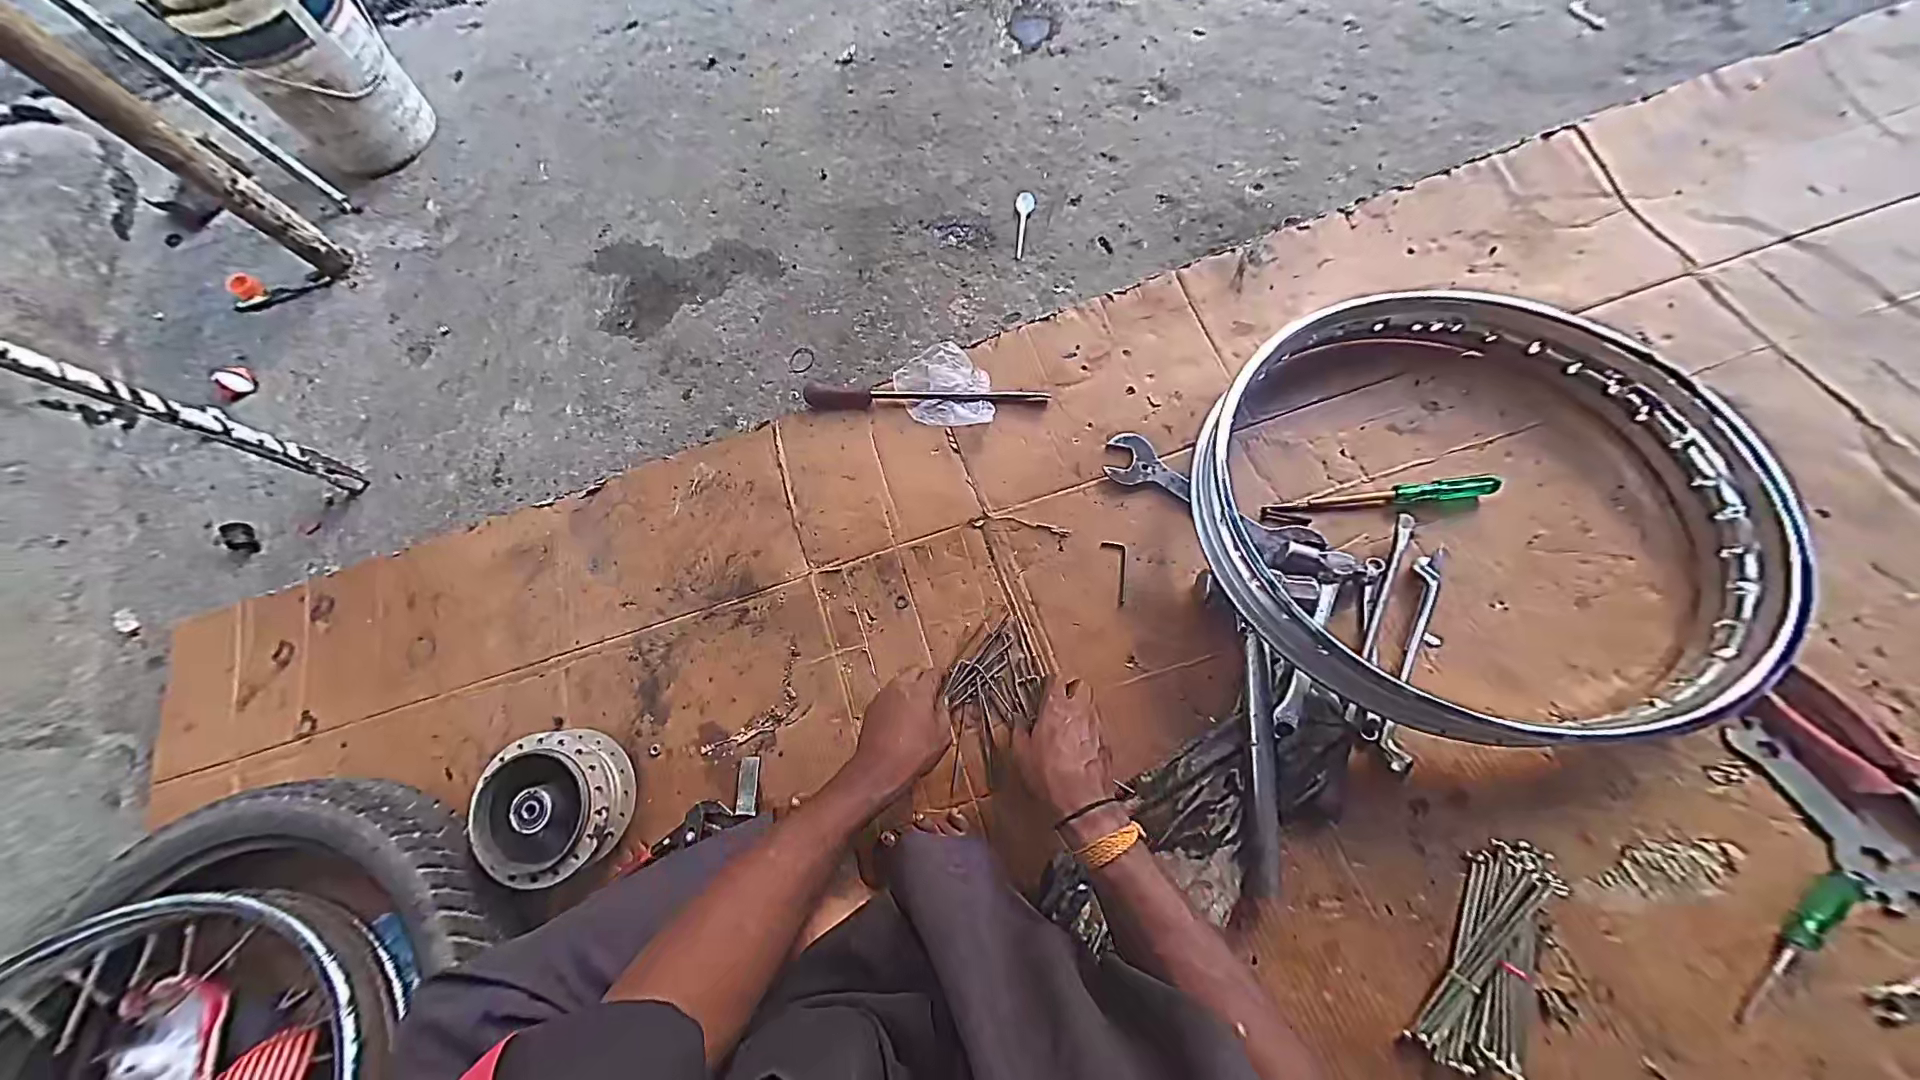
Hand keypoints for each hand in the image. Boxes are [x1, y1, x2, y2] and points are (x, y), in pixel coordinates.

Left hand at [842, 669, 950, 801]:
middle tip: (933, 693)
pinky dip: (896, 700)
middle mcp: (899, 687)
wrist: (879, 769)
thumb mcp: (942, 734)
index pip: (935, 672)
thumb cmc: (913, 754)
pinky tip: (901, 718)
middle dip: (925, 678)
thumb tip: (945, 701)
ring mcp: (883, 696)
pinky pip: (888, 695)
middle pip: (915, 671)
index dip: (944, 676)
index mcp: (919, 690)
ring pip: (899, 681)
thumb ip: (946, 711)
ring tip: (917, 707)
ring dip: (909, 688)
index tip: (948, 682)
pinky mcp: (872, 707)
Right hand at [1013, 677, 1122, 843]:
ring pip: (1091, 705)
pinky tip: (1081, 744)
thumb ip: (1019, 732)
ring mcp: (1096, 725)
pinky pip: (1098, 726)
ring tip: (1069, 724)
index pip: (1057, 679)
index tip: (1045, 688)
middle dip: (1072, 689)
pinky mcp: (1107, 742)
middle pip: (1081, 685)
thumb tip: (1018, 723)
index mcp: (1056, 709)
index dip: (1051, 682)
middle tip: (1061, 701)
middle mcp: (1079, 711)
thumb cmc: (1052, 777)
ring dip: (1082, 709)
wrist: (1083, 801)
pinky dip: (1090, 730)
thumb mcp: (1022, 754)